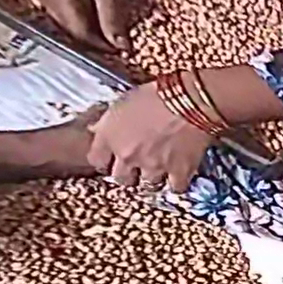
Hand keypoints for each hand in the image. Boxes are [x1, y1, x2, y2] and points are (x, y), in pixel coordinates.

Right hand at [32, 0, 127, 49]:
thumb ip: (111, 19)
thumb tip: (121, 47)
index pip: (81, 35)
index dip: (102, 46)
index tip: (121, 50)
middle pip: (72, 31)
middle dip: (95, 38)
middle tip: (116, 40)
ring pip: (66, 22)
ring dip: (86, 27)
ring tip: (106, 26)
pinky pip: (60, 10)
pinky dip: (77, 15)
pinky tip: (91, 11)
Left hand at [86, 82, 213, 192]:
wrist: (186, 103)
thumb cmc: (153, 96)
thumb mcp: (121, 104)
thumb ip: (109, 123)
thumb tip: (100, 130)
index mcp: (109, 138)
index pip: (96, 161)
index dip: (105, 162)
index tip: (111, 161)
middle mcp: (128, 156)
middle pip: (122, 179)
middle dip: (128, 174)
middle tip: (136, 168)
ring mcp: (154, 166)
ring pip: (149, 183)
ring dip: (153, 177)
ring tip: (160, 170)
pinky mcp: (179, 172)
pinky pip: (176, 186)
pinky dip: (176, 183)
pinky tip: (179, 176)